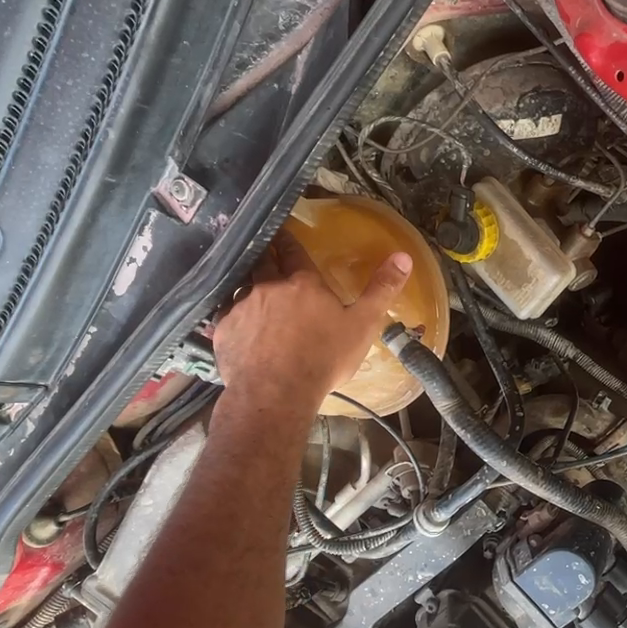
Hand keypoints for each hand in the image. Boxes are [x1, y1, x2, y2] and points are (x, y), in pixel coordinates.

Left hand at [213, 234, 410, 421]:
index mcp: (302, 283)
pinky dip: (232, 313)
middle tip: (266, 251)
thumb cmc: (324, 358)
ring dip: (247, 283)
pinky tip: (238, 322)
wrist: (277, 393)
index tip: (284, 234)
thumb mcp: (363, 324)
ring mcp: (241, 307)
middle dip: (265, 255)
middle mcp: (268, 287)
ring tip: (251, 288)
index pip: (293, 251)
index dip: (289, 241)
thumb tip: (403, 256)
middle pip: (262, 262)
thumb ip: (381, 290)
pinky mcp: (223, 330)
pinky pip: (225, 313)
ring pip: (241, 285)